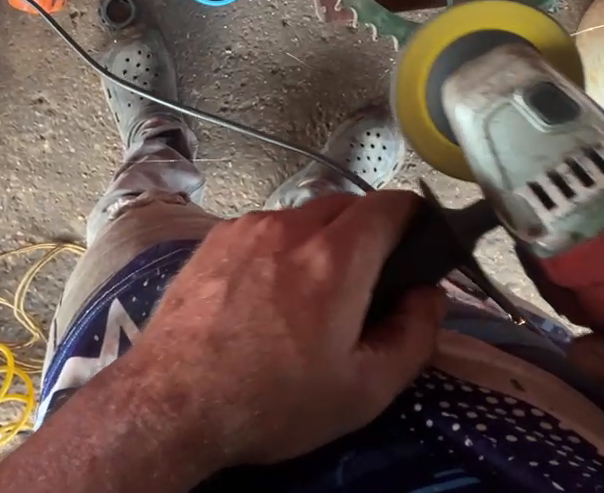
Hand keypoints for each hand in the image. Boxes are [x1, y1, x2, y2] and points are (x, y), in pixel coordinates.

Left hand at [102, 191, 446, 470]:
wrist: (174, 399)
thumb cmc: (274, 400)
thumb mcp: (363, 390)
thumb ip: (413, 335)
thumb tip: (430, 294)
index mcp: (335, 258)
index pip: (388, 205)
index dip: (412, 214)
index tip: (419, 235)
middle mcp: (291, 227)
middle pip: (345, 204)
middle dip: (367, 229)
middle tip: (369, 276)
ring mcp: (248, 227)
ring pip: (302, 215)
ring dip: (321, 238)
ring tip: (312, 289)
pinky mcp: (215, 236)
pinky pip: (265, 227)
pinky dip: (281, 245)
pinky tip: (268, 289)